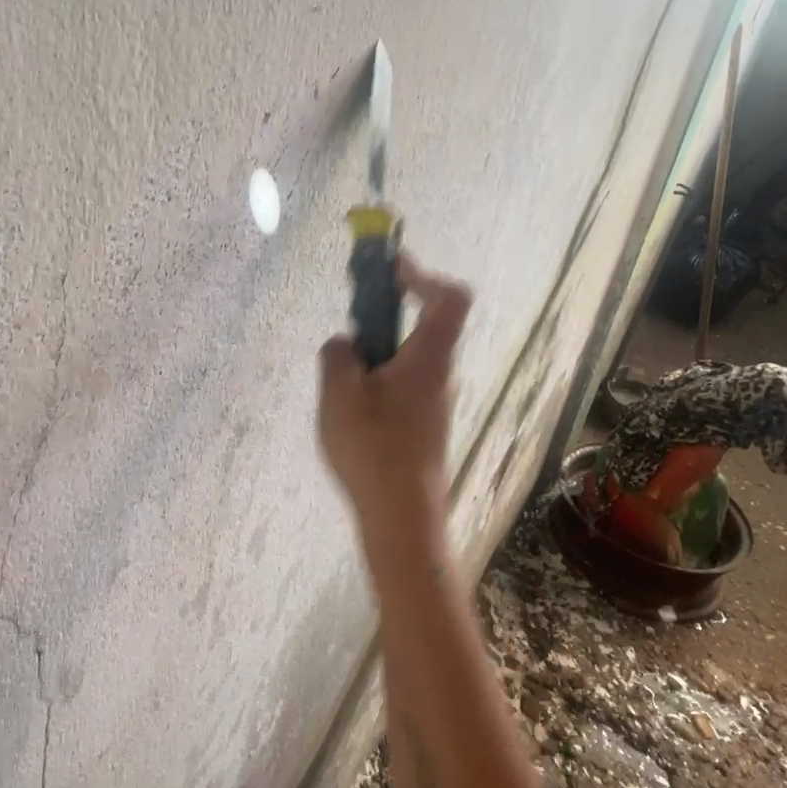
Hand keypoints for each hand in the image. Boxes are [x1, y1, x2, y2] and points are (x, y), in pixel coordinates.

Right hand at [318, 255, 473, 538]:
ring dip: (376, 352)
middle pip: (424, 325)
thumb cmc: (374, 449)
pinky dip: (377, 378)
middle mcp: (440, 375)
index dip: (423, 275)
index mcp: (428, 359)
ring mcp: (434, 402)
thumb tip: (345, 344)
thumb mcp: (339, 394)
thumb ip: (338, 356)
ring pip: (408, 358)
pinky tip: (348, 409)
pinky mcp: (423, 424)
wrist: (402, 516)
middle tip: (348, 326)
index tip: (389, 271)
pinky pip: (402, 383)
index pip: (449, 299)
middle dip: (384, 315)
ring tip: (338, 380)